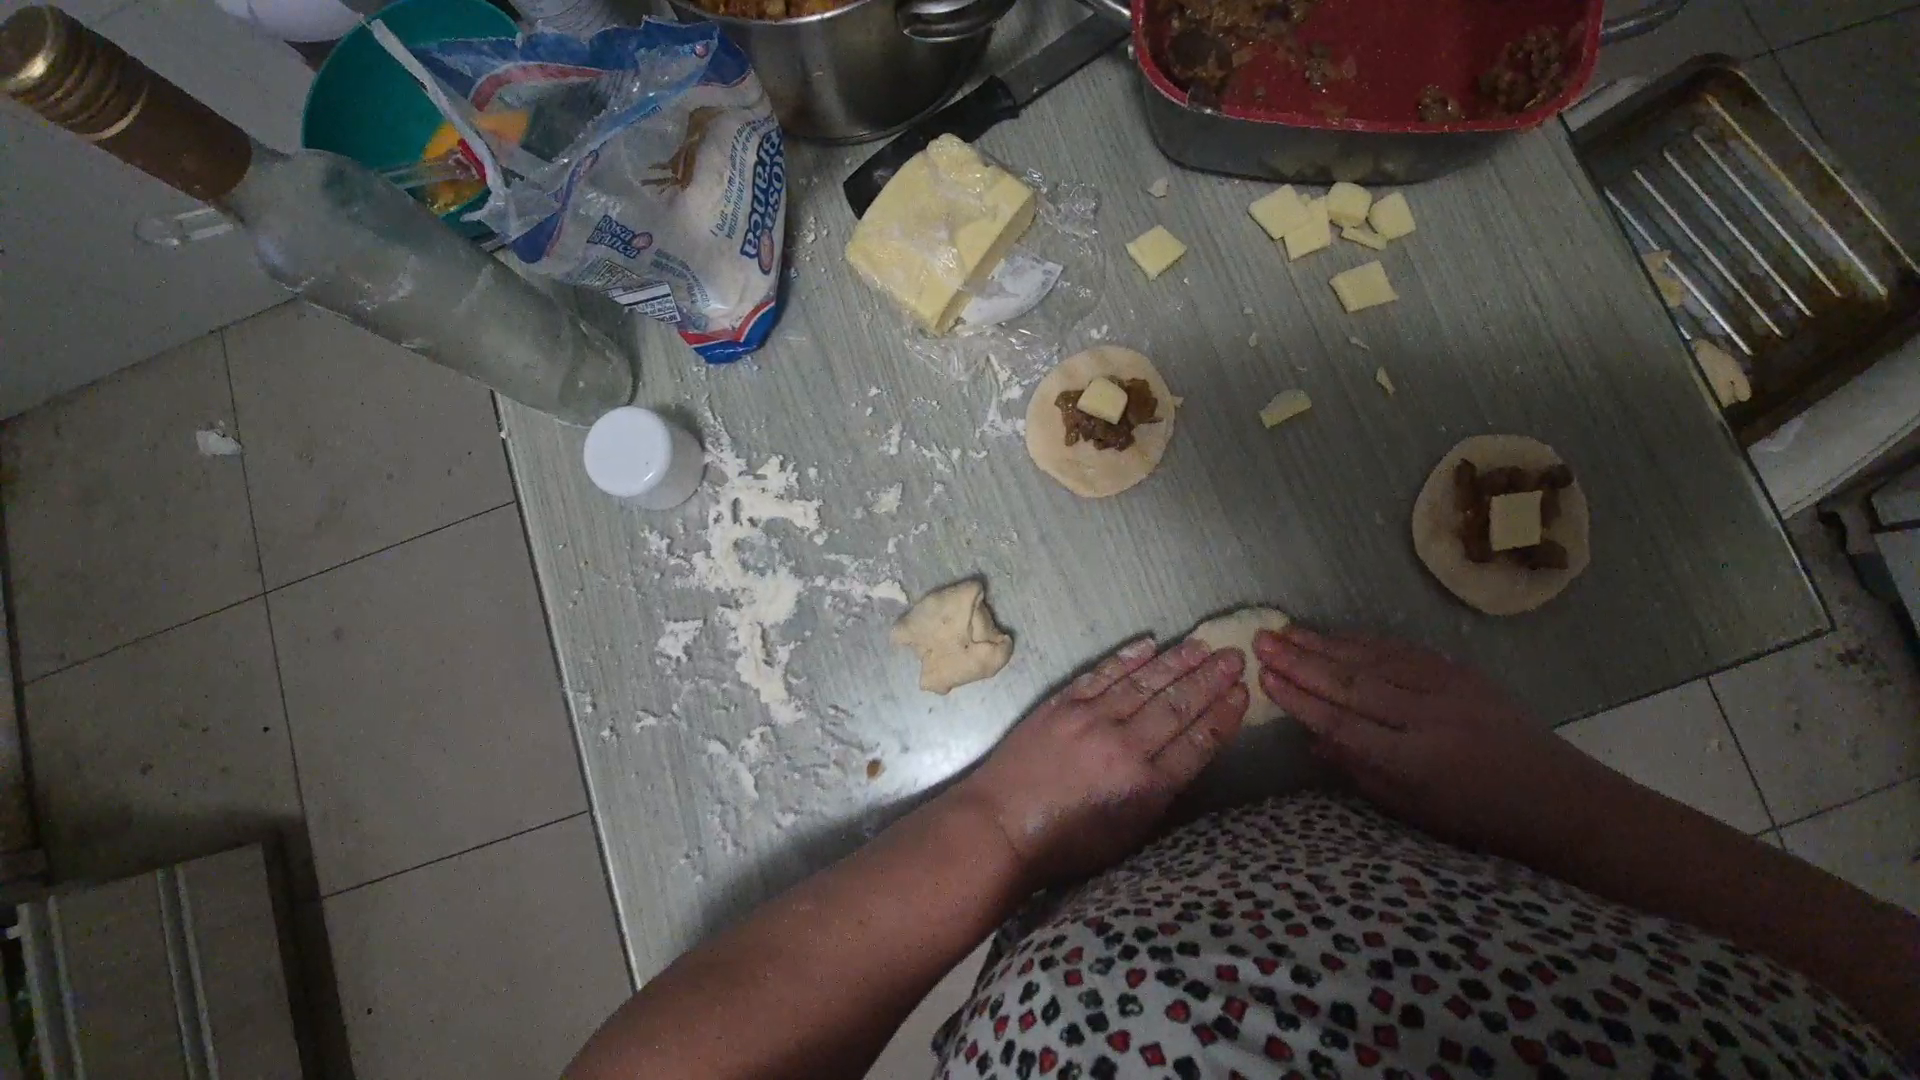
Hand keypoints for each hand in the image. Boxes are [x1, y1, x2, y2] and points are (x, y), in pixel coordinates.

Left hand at [954, 638, 1248, 889]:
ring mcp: (1090, 719)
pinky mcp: (1061, 704)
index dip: (1224, 715)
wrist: (1000, 825)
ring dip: (1177, 661)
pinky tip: (1149, 645)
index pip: (1197, 742)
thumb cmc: (1065, 844)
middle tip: (1234, 655)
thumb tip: (1183, 758)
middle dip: (1210, 680)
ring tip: (1202, 645)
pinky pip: (1101, 674)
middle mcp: (1123, 745)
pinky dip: (1127, 658)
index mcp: (1145, 785)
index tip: (1243, 692)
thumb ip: (1157, 796)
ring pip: (1144, 682)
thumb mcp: (1126, 836)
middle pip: (1177, 705)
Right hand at [1254, 625, 1625, 859]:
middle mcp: (1427, 719)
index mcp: (1414, 762)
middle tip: (1262, 642)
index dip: (1300, 702)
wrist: (1559, 798)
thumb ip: (1359, 771)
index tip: (1264, 680)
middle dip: (1301, 662)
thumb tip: (1311, 740)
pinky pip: (1402, 651)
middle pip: (1351, 684)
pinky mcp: (1461, 673)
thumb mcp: (1412, 809)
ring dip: (1324, 644)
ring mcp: (1447, 690)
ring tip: (1285, 632)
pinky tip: (1335, 635)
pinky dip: (1363, 641)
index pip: (1342, 725)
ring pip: (1373, 660)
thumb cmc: (1476, 817)